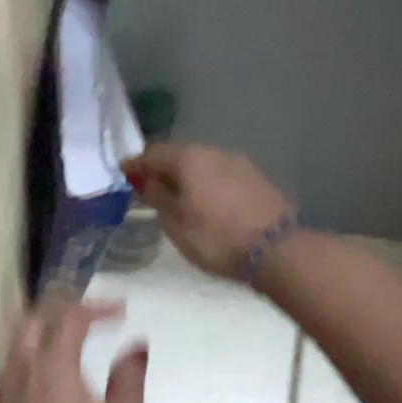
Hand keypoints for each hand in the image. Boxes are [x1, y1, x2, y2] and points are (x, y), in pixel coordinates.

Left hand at [0, 302, 147, 402]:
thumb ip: (129, 379)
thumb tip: (135, 346)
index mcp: (51, 369)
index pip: (69, 318)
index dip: (95, 308)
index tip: (120, 312)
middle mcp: (16, 376)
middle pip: (30, 325)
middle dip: (58, 312)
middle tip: (87, 319)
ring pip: (13, 354)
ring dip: (39, 342)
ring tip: (68, 350)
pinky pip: (6, 384)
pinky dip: (27, 372)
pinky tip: (45, 391)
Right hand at [121, 143, 295, 278]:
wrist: (278, 250)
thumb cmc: (217, 238)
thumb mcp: (177, 225)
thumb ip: (158, 198)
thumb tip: (146, 182)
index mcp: (190, 160)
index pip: (153, 153)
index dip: (135, 164)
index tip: (123, 174)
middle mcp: (214, 152)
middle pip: (180, 155)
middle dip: (162, 169)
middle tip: (147, 188)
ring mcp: (239, 163)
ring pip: (203, 164)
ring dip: (186, 177)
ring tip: (176, 197)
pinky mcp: (256, 177)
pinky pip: (221, 174)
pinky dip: (206, 183)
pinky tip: (203, 201)